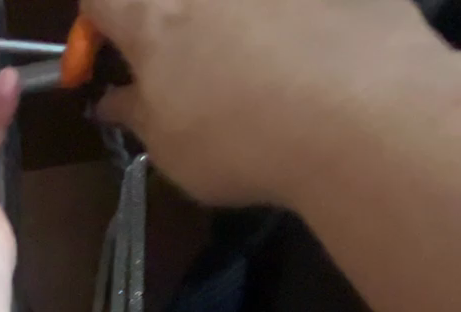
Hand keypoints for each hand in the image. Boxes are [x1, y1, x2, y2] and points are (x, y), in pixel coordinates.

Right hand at [84, 0, 460, 205]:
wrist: (364, 116)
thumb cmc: (239, 143)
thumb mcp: (169, 148)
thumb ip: (137, 114)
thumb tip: (113, 99)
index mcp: (155, 20)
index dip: (95, 27)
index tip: (107, 62)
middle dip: (164, 23)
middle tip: (178, 68)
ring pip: (232, 7)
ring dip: (226, 27)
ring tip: (245, 69)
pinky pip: (289, 6)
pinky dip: (287, 23)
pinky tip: (302, 58)